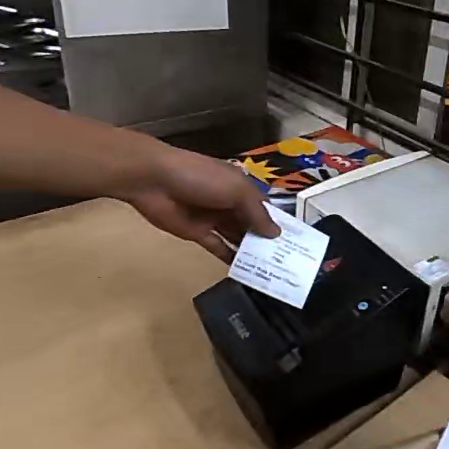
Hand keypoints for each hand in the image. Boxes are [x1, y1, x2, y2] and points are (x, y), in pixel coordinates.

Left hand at [114, 142, 278, 262]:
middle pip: (251, 223)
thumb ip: (256, 212)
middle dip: (266, 240)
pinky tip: (245, 271)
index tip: (295, 243)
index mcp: (240, 185)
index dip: (278, 222)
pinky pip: (218, 246)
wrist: (154, 180)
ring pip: (236, 236)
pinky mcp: (196, 233)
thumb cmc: (200, 177)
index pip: (264, 206)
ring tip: (271, 270)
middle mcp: (229, 201)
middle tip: (287, 263)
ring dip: (250, 250)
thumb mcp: (236, 189)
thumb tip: (275, 233)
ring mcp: (212, 218)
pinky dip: (230, 257)